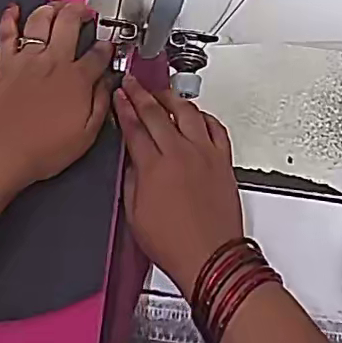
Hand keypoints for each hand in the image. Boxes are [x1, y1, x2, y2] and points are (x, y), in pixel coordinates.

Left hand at [0, 1, 113, 191]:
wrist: (2, 152)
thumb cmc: (42, 149)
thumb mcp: (86, 134)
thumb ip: (101, 103)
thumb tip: (108, 84)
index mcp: (77, 80)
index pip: (98, 53)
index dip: (107, 45)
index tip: (108, 45)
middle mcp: (53, 62)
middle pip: (70, 22)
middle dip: (81, 11)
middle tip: (86, 11)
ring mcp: (28, 60)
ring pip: (41, 19)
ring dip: (52, 7)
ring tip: (59, 5)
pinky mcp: (5, 64)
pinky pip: (7, 33)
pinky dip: (10, 18)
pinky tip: (13, 10)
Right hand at [112, 75, 245, 287]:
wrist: (210, 258)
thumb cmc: (174, 243)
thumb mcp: (135, 214)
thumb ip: (131, 180)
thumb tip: (131, 161)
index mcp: (154, 166)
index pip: (134, 126)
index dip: (123, 108)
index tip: (119, 96)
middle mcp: (180, 154)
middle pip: (156, 112)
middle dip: (140, 94)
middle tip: (133, 84)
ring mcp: (204, 154)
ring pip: (187, 112)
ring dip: (171, 98)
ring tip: (162, 94)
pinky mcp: (223, 161)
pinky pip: (215, 128)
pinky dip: (203, 116)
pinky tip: (196, 115)